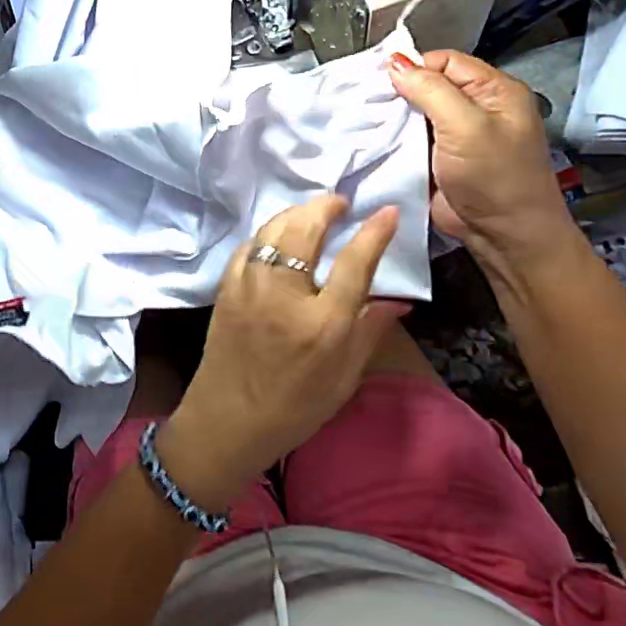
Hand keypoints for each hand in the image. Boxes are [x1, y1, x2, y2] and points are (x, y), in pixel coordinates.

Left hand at [156, 196, 408, 508]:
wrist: (227, 421)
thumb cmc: (294, 408)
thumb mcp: (344, 378)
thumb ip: (371, 331)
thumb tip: (400, 299)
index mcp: (324, 324)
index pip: (354, 262)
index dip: (374, 231)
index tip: (385, 210)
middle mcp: (285, 296)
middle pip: (305, 231)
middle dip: (325, 207)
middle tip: (340, 203)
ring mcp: (250, 288)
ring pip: (273, 231)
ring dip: (295, 214)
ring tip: (312, 214)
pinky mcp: (226, 288)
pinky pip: (248, 246)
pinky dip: (267, 234)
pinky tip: (278, 237)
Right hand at [386, 49, 578, 265]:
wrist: (502, 235)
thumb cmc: (494, 177)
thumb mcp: (466, 125)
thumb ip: (430, 90)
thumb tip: (395, 63)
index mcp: (494, 91)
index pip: (446, 62)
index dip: (415, 67)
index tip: (382, 80)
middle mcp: (476, 108)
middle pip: (429, 85)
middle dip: (400, 92)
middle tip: (368, 100)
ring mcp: (455, 136)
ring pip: (416, 114)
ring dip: (394, 117)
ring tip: (366, 119)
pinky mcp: (437, 160)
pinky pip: (410, 140)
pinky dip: (393, 139)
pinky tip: (374, 139)